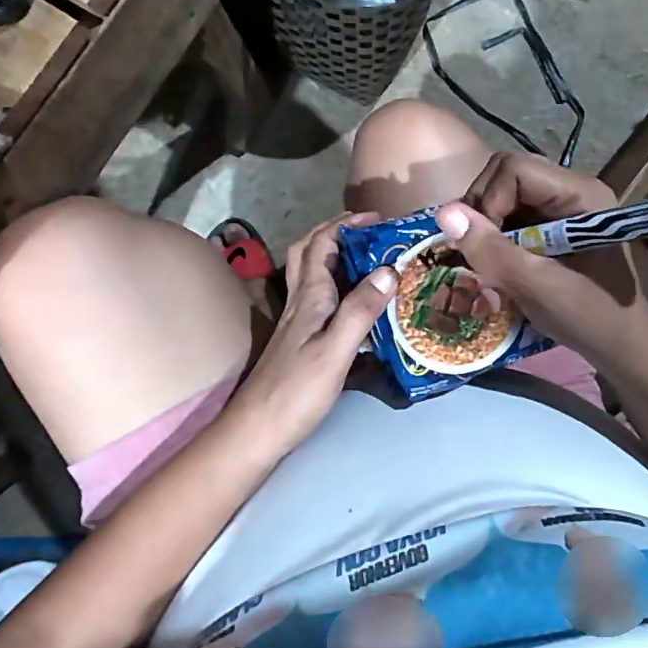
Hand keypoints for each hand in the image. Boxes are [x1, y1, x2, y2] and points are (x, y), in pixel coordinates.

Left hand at [225, 212, 396, 448]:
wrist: (258, 428)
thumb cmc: (297, 389)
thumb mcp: (336, 350)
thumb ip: (360, 310)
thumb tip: (388, 269)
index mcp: (309, 296)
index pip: (321, 244)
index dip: (344, 225)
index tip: (377, 218)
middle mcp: (299, 300)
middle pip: (308, 251)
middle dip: (334, 231)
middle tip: (367, 231)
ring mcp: (296, 319)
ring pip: (309, 273)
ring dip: (331, 254)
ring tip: (365, 256)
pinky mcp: (298, 338)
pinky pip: (316, 296)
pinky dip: (334, 284)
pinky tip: (352, 300)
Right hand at [434, 153, 645, 367]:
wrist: (622, 344)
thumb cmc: (590, 316)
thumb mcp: (538, 287)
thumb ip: (493, 251)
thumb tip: (444, 214)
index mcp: (580, 195)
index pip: (515, 170)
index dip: (488, 199)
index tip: (483, 242)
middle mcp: (570, 189)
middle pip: (505, 173)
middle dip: (481, 208)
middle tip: (477, 248)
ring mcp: (560, 204)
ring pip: (502, 191)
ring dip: (484, 222)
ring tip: (486, 257)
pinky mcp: (550, 221)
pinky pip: (508, 210)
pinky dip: (493, 233)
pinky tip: (498, 260)